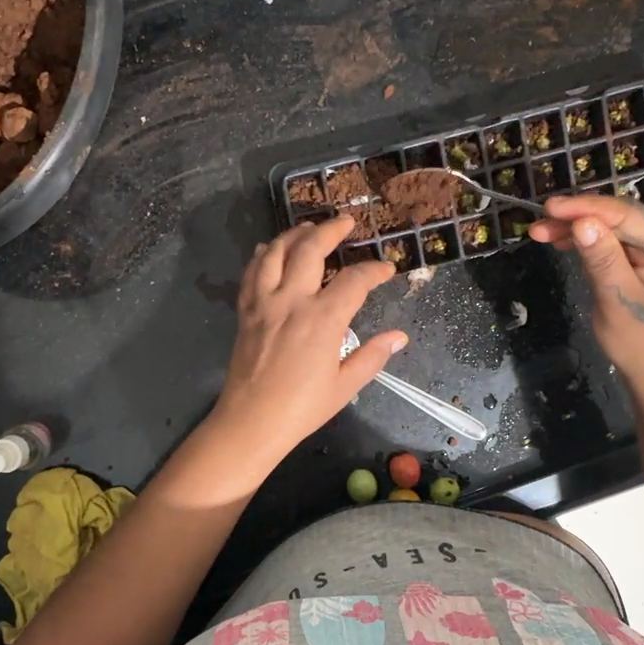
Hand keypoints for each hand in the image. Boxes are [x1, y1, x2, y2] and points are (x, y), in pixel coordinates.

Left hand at [207, 216, 406, 469]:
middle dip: (331, 230)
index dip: (374, 270)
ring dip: (293, 234)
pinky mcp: (245, 313)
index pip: (354, 280)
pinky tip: (268, 250)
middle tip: (346, 222)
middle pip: (310, 249)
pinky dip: (261, 256)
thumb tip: (398, 337)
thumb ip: (372, 357)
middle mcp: (292, 301)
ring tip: (308, 228)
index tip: (385, 270)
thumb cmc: (301, 409)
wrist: (251, 421)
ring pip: (275, 252)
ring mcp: (264, 304)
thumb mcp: (344, 387)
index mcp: (323, 320)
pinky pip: (251, 274)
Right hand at [529, 195, 643, 402]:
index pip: (625, 215)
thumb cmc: (643, 346)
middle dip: (579, 217)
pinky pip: (616, 248)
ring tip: (543, 234)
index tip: (550, 207)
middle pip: (620, 219)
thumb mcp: (619, 303)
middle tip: (539, 223)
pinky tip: (566, 245)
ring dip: (579, 230)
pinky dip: (589, 245)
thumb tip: (582, 223)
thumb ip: (603, 260)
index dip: (586, 208)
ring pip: (615, 232)